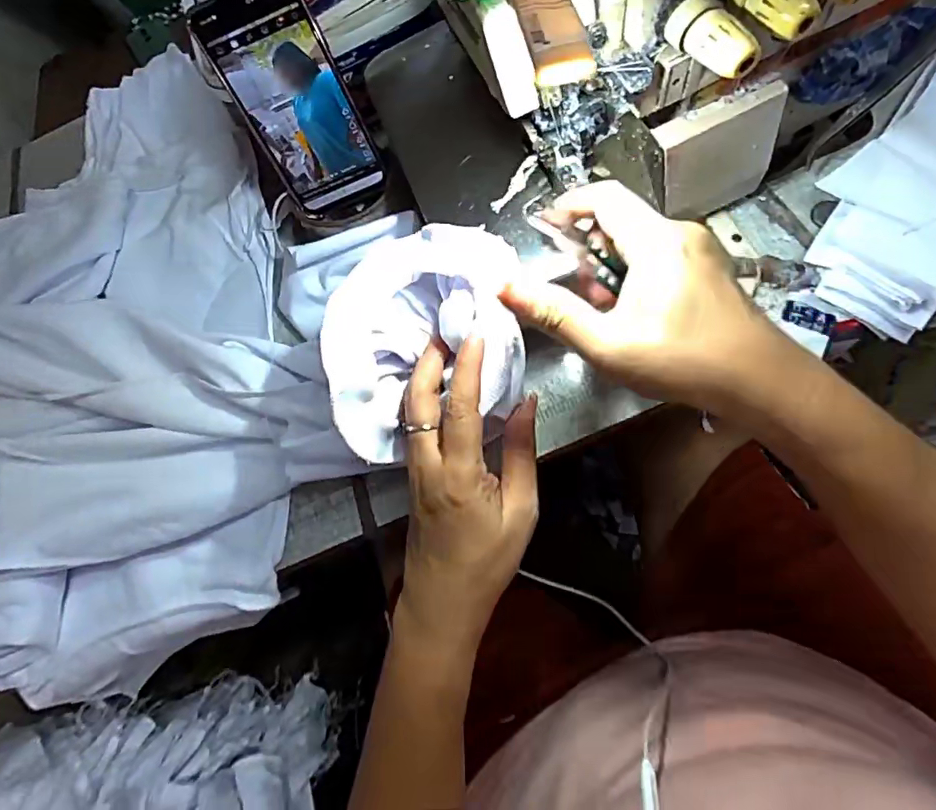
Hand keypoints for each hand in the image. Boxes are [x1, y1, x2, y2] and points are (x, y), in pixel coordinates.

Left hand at [395, 336, 538, 652]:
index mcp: (458, 474)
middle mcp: (427, 465)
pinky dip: (421, 399)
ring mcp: (413, 470)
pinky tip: (436, 389)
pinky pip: (412, 427)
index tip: (475, 335)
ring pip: (409, 412)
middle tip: (445, 332)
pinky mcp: (411, 476)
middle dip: (428, 362)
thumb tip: (525, 404)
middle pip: (417, 402)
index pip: (458, 408)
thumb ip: (519, 453)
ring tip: (440, 350)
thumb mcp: (521, 511)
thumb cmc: (488, 561)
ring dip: (422, 377)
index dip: (467, 368)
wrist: (442, 603)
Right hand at [501, 181, 822, 417]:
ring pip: (639, 237)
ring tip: (607, 307)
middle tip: (579, 287)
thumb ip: (555, 313)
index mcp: (656, 240)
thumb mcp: (609, 344)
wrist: (764, 382)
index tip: (544, 230)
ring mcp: (699, 248)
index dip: (567, 206)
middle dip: (588, 246)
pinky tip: (637, 310)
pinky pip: (660, 252)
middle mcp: (680, 232)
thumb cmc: (686, 361)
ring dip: (612, 262)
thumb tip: (506, 286)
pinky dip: (636, 270)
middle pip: (619, 218)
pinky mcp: (709, 266)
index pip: (602, 197)